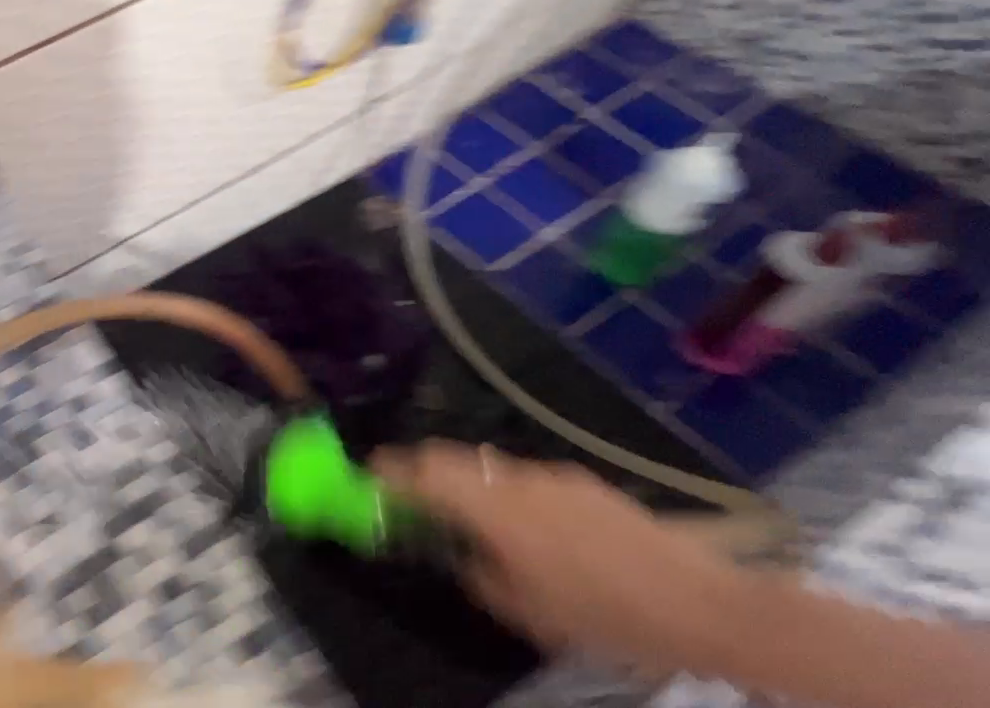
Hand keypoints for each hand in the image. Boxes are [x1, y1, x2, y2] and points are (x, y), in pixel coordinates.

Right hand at [371, 441, 748, 672]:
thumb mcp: (528, 612)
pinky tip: (537, 533)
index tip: (369, 474)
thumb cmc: (605, 615)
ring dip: (471, 485)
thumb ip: (482, 576)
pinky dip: (510, 495)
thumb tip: (464, 556)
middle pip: (454, 459)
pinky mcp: (585, 484)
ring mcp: (554, 477)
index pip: (426, 470)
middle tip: (411, 494)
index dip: (391, 469)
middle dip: (425, 470)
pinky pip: (529, 481)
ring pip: (492, 470)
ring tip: (478, 522)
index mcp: (495, 509)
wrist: (706, 607)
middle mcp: (517, 480)